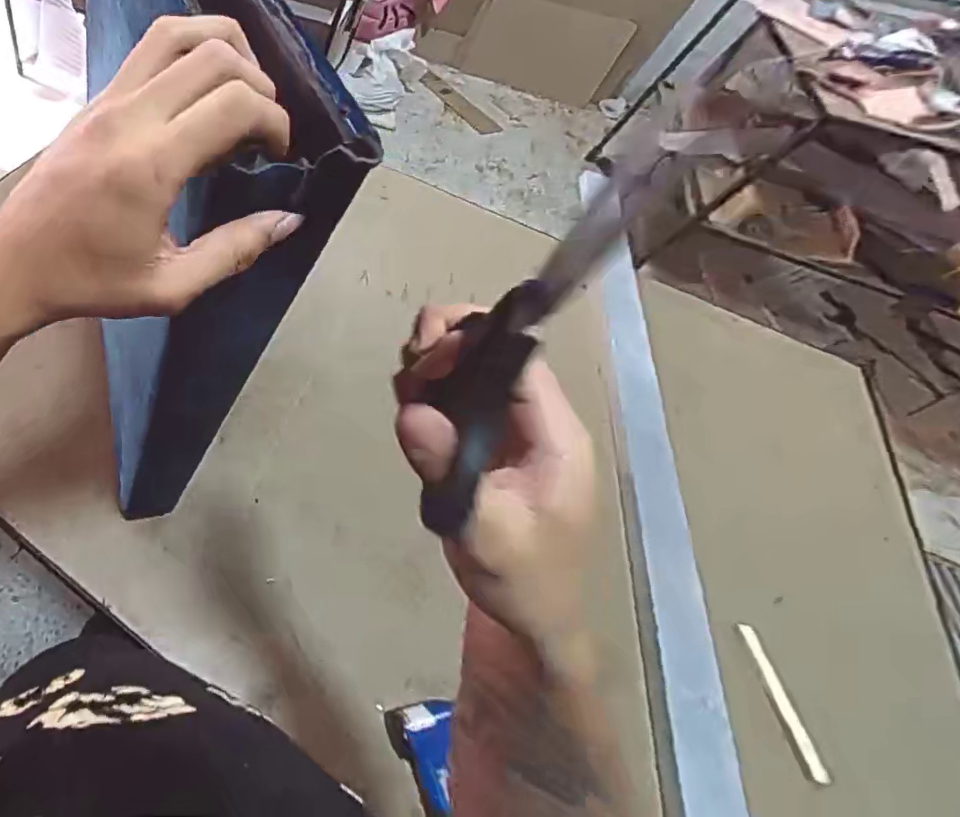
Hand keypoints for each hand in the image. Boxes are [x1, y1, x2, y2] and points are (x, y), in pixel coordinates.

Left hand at [0, 16, 296, 334]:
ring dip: (223, 47)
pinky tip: (197, 95)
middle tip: (261, 128)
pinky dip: (186, 54)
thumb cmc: (85, 280)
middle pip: (215, 53)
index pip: (234, 101)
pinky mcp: (92, 103)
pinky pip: (146, 51)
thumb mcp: (167, 285)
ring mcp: (104, 103)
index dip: (274, 119)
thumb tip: (287, 221)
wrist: (13, 264)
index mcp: (148, 164)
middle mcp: (126, 118)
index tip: (278, 152)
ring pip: (175, 32)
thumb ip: (233, 252)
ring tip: (239, 89)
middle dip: (258, 82)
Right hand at [394, 305, 597, 665]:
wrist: (530, 615)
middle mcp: (530, 417)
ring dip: (427, 366)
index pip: (517, 358)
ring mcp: (503, 425)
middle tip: (408, 381)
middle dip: (440, 346)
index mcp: (552, 433)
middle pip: (485, 348)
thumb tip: (413, 412)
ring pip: (461, 364)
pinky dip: (421, 388)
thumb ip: (452, 471)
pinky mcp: (478, 436)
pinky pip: (447, 391)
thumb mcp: (487, 531)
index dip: (469, 343)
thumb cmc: (523, 578)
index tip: (424, 359)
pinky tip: (409, 411)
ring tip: (406, 398)